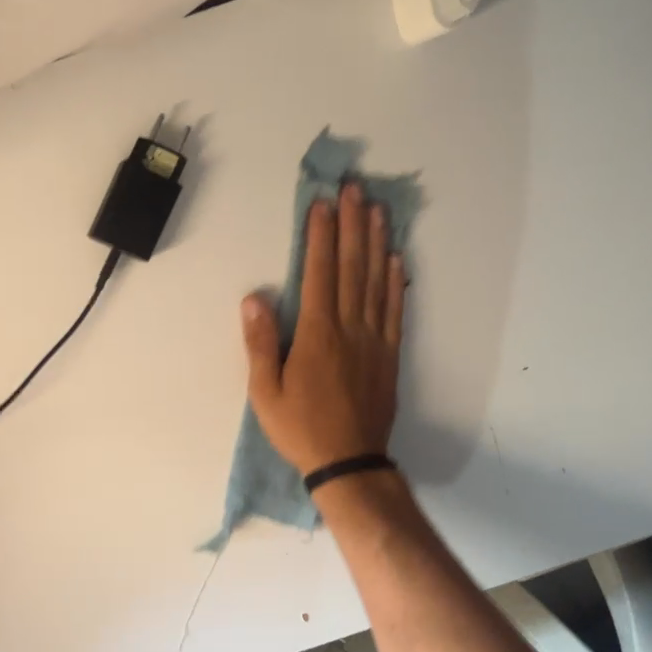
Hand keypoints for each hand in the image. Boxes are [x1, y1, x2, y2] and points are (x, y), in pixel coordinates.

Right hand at [241, 182, 405, 472]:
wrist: (349, 462)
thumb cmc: (299, 428)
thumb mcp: (265, 391)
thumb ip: (261, 343)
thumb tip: (255, 299)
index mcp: (316, 335)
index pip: (319, 274)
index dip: (320, 237)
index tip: (322, 204)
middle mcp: (350, 328)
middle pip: (352, 267)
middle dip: (352, 225)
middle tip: (354, 189)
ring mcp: (374, 340)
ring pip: (376, 281)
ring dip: (377, 242)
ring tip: (377, 209)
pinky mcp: (389, 354)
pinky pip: (395, 310)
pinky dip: (396, 281)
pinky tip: (396, 258)